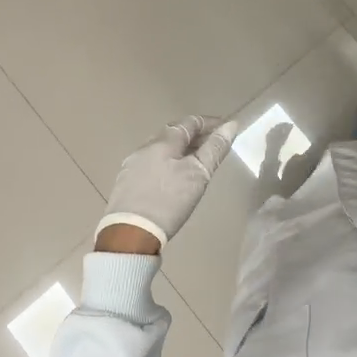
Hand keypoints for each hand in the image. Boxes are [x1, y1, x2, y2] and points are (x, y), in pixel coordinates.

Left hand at [95, 115, 238, 251]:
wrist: (129, 234)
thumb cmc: (169, 201)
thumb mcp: (198, 174)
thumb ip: (214, 149)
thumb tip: (230, 125)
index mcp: (163, 141)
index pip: (190, 122)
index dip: (210, 123)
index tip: (225, 130)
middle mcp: (145, 147)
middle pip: (173, 134)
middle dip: (194, 137)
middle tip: (212, 148)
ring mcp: (132, 164)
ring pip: (160, 150)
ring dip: (179, 151)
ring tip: (195, 164)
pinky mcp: (125, 182)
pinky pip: (151, 164)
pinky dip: (166, 164)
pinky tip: (172, 179)